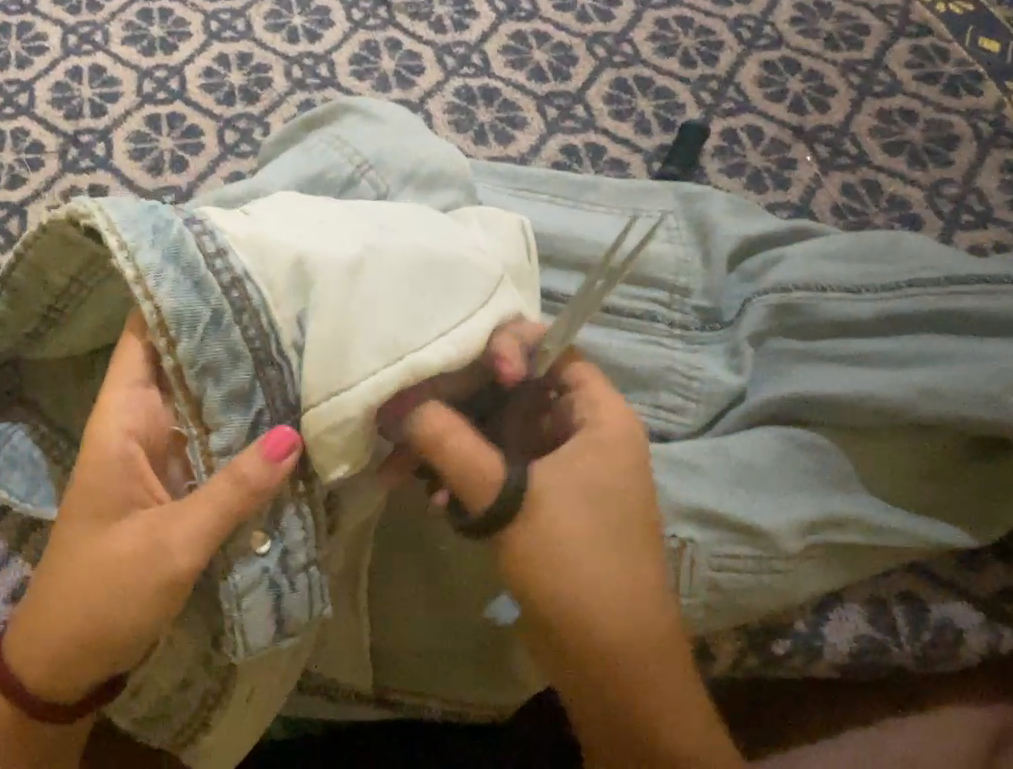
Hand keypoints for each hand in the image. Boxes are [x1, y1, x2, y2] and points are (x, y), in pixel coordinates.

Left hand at [0, 311, 303, 703]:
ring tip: (298, 338)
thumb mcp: (173, 542)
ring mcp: (160, 456)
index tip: (224, 263)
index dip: (174, 295)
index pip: (142, 336)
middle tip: (287, 297)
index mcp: (121, 420)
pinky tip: (286, 410)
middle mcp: (139, 425)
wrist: (68, 658)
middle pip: (181, 363)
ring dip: (238, 380)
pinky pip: (212, 442)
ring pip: (201, 402)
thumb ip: (234, 489)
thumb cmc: (104, 592)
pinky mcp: (176, 487)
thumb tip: (295, 433)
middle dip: (224, 334)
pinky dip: (242, 427)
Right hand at [375, 321, 671, 656]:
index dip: (509, 349)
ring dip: (449, 444)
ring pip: (496, 431)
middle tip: (403, 419)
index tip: (474, 376)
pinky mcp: (542, 503)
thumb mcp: (507, 497)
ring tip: (401, 470)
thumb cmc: (574, 565)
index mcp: (598, 418)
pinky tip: (434, 501)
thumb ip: (449, 441)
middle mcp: (582, 434)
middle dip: (455, 405)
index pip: (553, 350)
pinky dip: (464, 475)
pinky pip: (496, 467)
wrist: (611, 664)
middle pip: (512, 390)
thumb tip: (401, 405)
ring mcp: (562, 470)